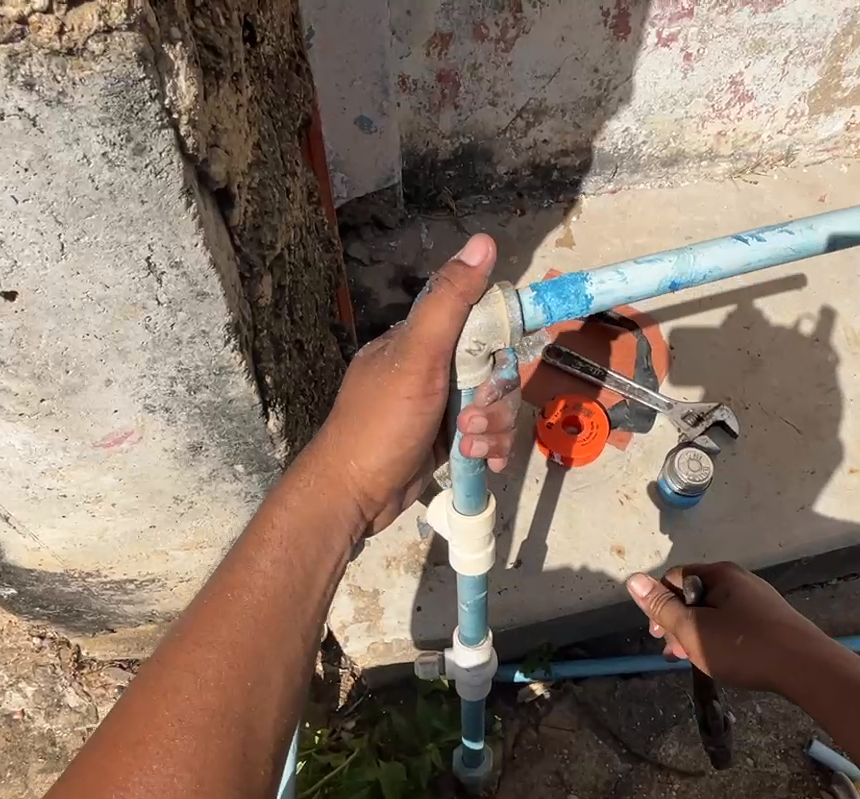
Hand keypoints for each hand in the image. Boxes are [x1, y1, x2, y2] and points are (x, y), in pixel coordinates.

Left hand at [305, 234, 521, 536]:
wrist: (355, 495)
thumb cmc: (380, 423)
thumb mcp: (416, 357)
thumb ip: (450, 302)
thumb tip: (483, 241)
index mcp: (422, 342)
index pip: (479, 326)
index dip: (500, 345)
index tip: (504, 367)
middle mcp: (433, 370)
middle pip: (494, 372)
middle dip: (494, 401)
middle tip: (472, 421)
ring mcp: (441, 409)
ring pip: (494, 407)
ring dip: (493, 430)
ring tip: (471, 448)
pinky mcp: (448, 442)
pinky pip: (486, 436)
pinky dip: (491, 449)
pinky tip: (486, 463)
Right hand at [624, 562, 828, 691]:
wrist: (807, 668)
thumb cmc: (744, 647)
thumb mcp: (693, 629)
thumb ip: (662, 607)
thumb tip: (633, 579)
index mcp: (720, 575)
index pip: (674, 578)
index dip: (659, 604)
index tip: (657, 635)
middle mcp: (739, 580)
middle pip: (694, 595)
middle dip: (677, 623)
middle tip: (675, 652)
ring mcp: (757, 600)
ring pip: (713, 612)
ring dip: (696, 634)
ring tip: (694, 660)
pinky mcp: (770, 620)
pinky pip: (733, 623)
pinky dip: (718, 639)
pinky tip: (719, 660)